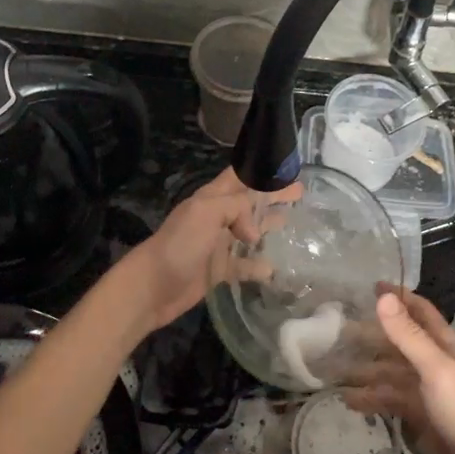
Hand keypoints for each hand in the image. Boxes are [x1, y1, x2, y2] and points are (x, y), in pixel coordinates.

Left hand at [118, 168, 298, 331]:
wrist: (152, 287)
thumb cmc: (179, 244)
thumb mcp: (207, 212)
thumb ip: (236, 208)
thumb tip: (255, 233)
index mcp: (213, 198)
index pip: (241, 176)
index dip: (262, 170)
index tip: (287, 166)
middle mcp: (218, 217)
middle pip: (251, 202)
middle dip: (274, 196)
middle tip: (301, 193)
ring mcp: (219, 245)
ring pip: (250, 232)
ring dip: (270, 226)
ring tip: (295, 224)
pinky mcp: (219, 271)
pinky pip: (244, 265)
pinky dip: (259, 266)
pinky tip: (275, 268)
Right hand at [345, 286, 454, 453]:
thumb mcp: (434, 369)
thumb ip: (408, 335)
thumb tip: (383, 297)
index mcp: (444, 345)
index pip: (421, 311)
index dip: (399, 297)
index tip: (372, 286)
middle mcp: (434, 362)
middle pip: (399, 341)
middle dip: (372, 335)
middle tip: (339, 332)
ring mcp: (425, 389)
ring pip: (390, 371)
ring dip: (366, 370)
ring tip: (334, 371)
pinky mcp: (418, 414)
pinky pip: (389, 398)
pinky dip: (370, 398)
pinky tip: (349, 401)